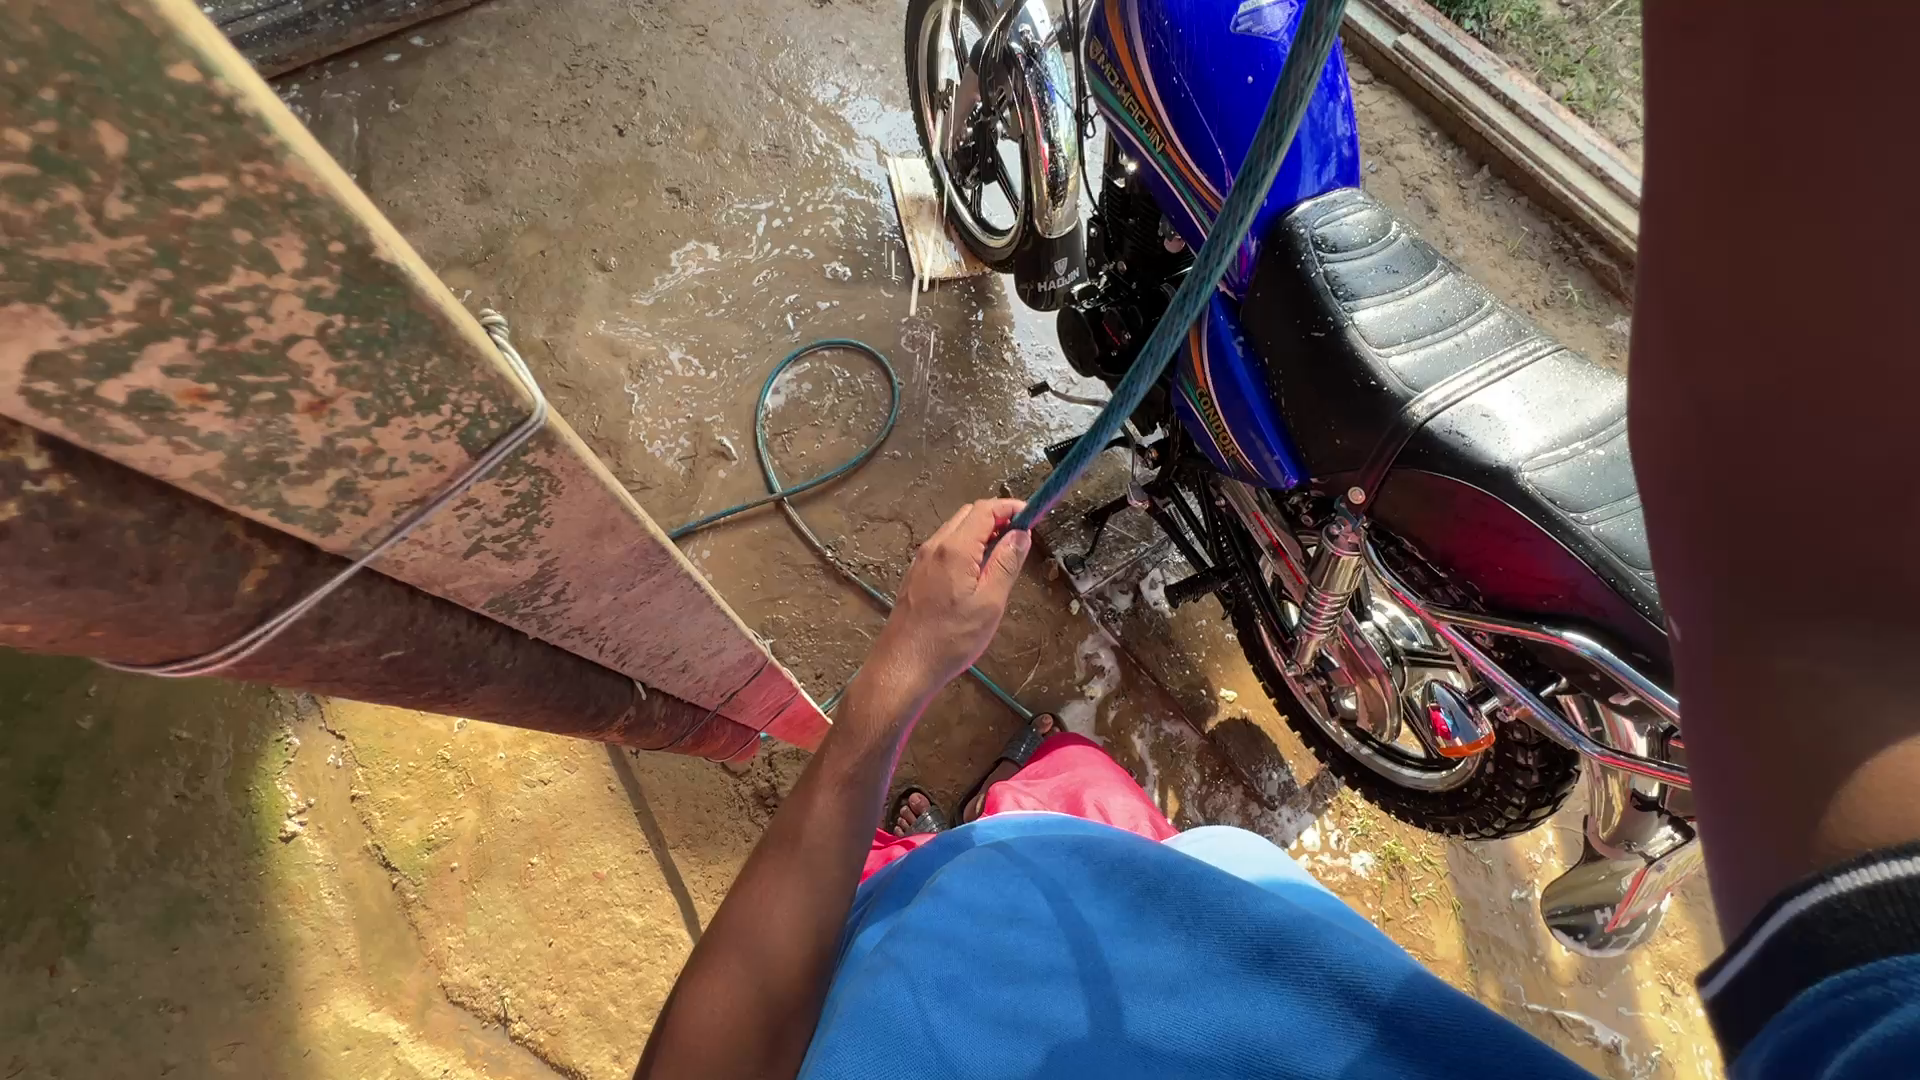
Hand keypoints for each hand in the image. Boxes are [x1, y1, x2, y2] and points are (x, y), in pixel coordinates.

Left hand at [867, 498, 1031, 696]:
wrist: (904, 665)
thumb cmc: (950, 639)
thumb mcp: (989, 603)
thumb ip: (1006, 564)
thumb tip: (1021, 534)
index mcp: (955, 549)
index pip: (986, 510)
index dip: (1011, 508)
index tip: (1031, 516)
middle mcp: (934, 547)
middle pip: (969, 515)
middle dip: (997, 518)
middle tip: (1020, 538)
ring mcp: (922, 560)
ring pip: (955, 531)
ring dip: (980, 534)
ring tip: (1002, 558)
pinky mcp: (917, 575)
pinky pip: (944, 548)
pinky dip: (965, 548)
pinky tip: (976, 573)